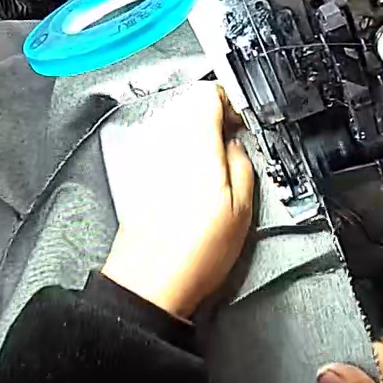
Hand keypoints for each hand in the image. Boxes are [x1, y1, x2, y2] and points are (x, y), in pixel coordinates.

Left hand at [100, 83, 256, 319]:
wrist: (149, 287)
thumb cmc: (194, 254)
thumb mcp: (242, 208)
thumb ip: (243, 163)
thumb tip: (239, 144)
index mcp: (196, 147)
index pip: (209, 95)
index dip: (232, 102)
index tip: (244, 120)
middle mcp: (166, 147)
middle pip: (191, 107)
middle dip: (216, 119)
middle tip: (234, 143)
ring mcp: (147, 161)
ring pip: (177, 127)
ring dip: (198, 136)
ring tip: (215, 165)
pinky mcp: (138, 178)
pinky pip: (164, 149)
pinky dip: (182, 154)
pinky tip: (193, 182)